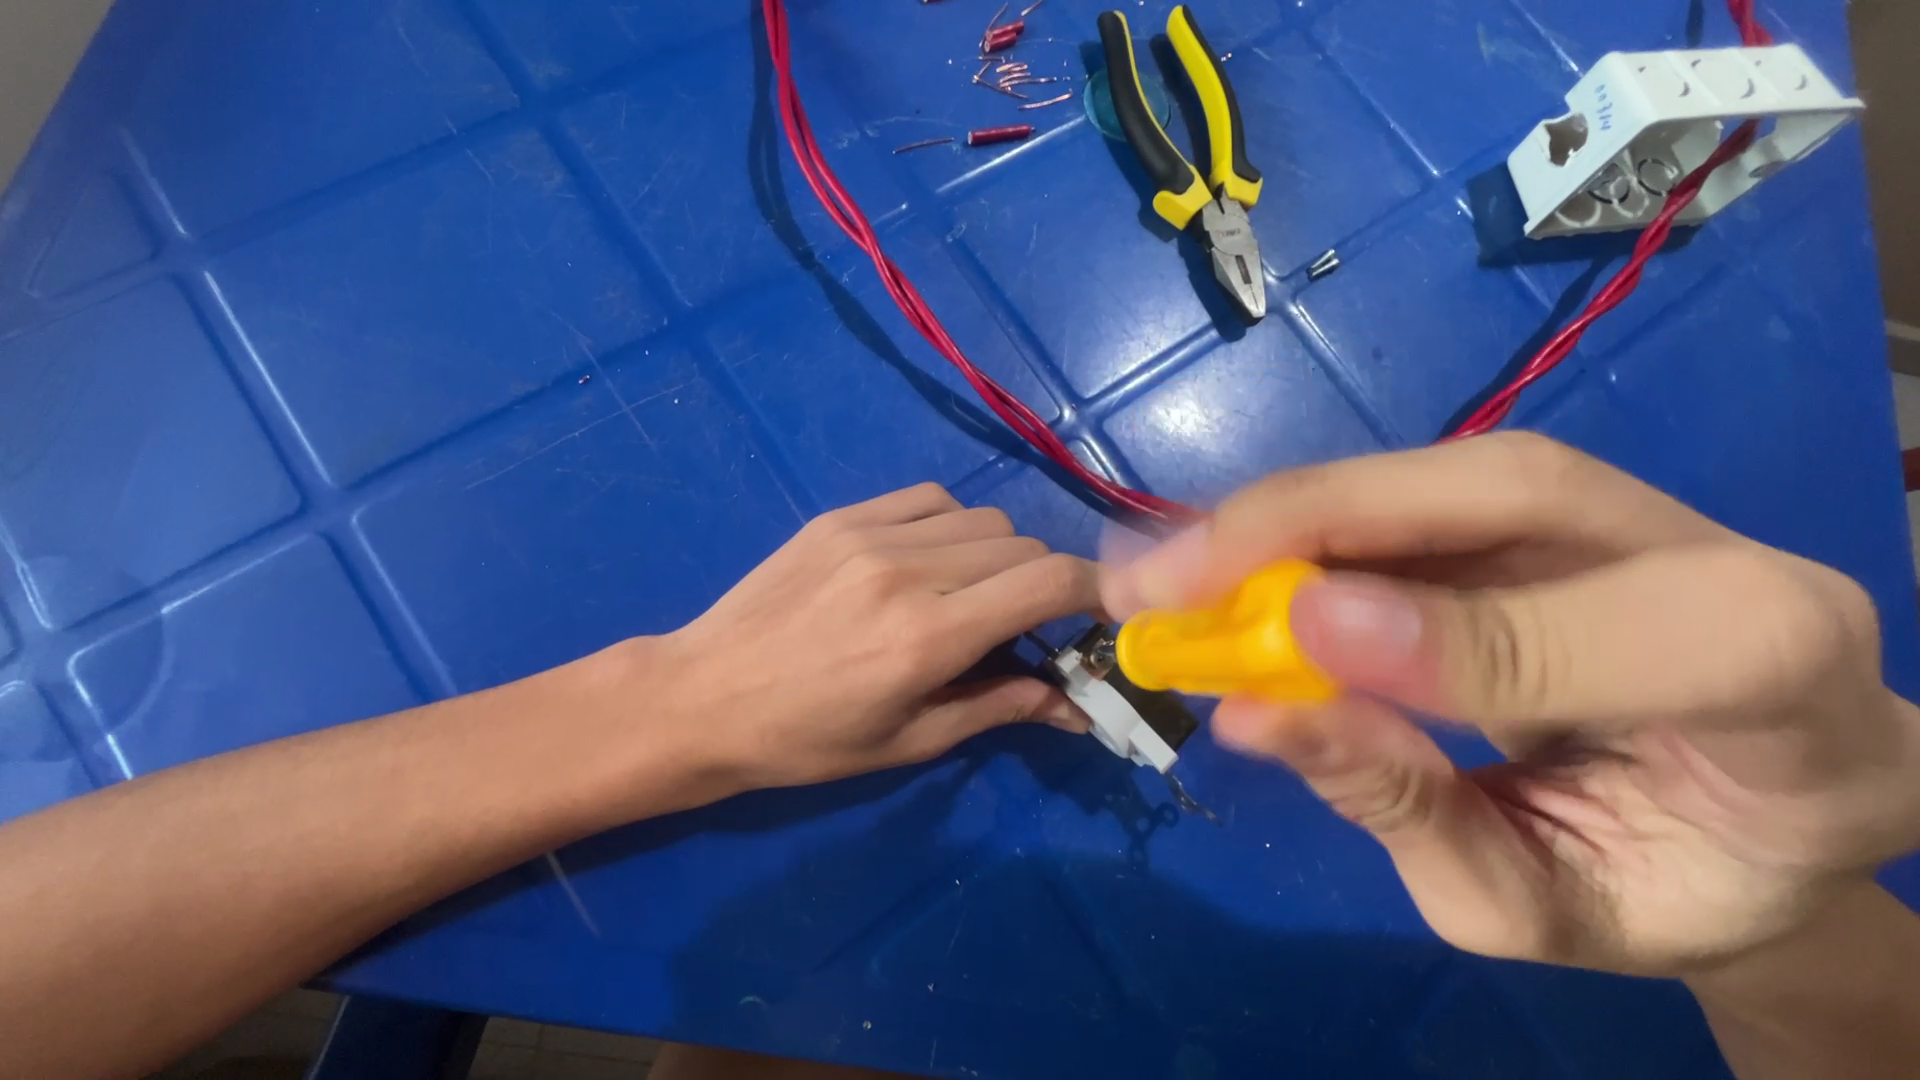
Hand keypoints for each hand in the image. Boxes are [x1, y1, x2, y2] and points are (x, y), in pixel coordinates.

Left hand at [657, 483, 1093, 791]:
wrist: (703, 696)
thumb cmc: (807, 740)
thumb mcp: (910, 740)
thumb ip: (1001, 707)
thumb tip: (1079, 707)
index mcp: (928, 636)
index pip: (1048, 582)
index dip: (1095, 591)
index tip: (1103, 612)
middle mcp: (908, 570)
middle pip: (1023, 547)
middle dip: (1044, 585)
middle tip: (1025, 626)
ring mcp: (871, 533)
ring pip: (982, 520)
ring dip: (999, 557)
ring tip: (970, 596)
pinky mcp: (842, 515)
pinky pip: (930, 500)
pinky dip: (952, 528)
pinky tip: (929, 562)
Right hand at [1102, 433, 1919, 975]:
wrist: (1741, 798)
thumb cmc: (1649, 875)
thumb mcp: (1534, 901)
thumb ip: (1407, 809)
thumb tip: (1251, 714)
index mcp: (1776, 678)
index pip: (1634, 634)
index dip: (1464, 634)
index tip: (1297, 644)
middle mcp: (1694, 549)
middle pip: (1487, 490)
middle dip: (1296, 530)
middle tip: (1150, 590)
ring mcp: (1599, 507)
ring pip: (1411, 477)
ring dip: (1262, 525)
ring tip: (1153, 584)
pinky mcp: (1511, 500)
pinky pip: (1379, 497)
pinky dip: (1279, 531)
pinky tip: (1205, 567)